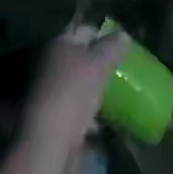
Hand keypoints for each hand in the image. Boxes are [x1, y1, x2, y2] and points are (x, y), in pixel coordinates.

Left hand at [0, 26, 130, 173]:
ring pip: (79, 84)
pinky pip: (75, 109)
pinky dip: (88, 114)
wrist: (49, 143)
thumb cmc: (74, 92)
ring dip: (95, 89)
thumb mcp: (100, 62)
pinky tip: (102, 121)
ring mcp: (49, 93)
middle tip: (122, 69)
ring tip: (117, 95)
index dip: (104, 34)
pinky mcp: (52, 119)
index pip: (84, 30)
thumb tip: (124, 35)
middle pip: (81, 58)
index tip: (122, 46)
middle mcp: (50, 64)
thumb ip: (113, 46)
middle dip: (101, 64)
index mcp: (58, 44)